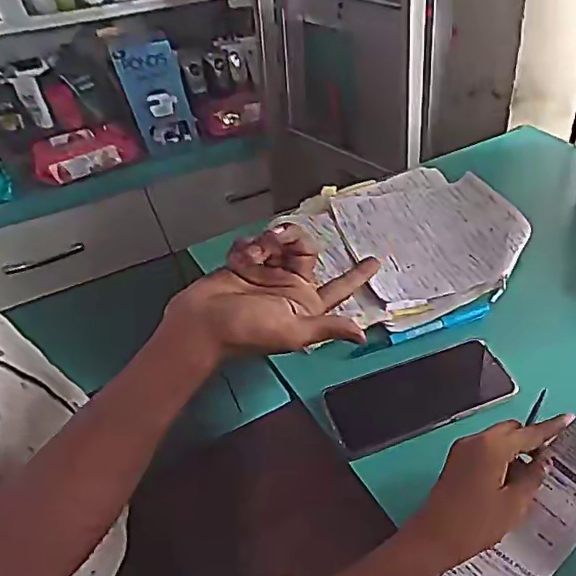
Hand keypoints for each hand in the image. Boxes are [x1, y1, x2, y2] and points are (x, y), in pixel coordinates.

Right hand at [162, 227, 380, 358]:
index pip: (339, 288)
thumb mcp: (294, 331)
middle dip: (295, 240)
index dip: (357, 275)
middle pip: (307, 251)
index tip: (374, 261)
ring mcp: (268, 273)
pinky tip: (241, 257)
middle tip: (278, 239)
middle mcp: (290, 287)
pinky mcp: (246, 263)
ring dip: (268, 241)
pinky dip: (248, 246)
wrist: (201, 321)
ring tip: (255, 254)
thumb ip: (328, 327)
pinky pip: (256, 242)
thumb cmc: (245, 331)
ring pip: (281, 242)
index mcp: (307, 304)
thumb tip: (361, 336)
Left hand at [399, 415, 575, 571]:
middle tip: (547, 462)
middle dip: (530, 441)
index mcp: (492, 447)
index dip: (550, 428)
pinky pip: (485, 452)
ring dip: (514, 452)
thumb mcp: (514, 504)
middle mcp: (476, 441)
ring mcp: (462, 451)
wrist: (431, 540)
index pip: (528, 433)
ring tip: (528, 480)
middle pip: (510, 431)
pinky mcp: (456, 463)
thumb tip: (542, 461)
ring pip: (497, 441)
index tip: (567, 419)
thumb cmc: (475, 524)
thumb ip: (532, 477)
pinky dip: (500, 460)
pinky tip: (509, 483)